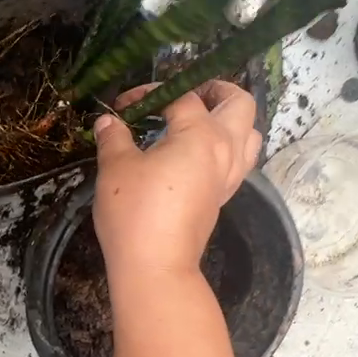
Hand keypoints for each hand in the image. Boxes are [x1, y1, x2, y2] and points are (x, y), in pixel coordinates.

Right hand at [91, 80, 261, 277]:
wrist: (154, 265)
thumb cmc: (133, 213)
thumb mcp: (115, 170)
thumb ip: (114, 139)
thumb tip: (108, 122)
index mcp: (201, 134)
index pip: (181, 97)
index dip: (151, 94)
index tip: (124, 105)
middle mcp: (225, 149)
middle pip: (239, 103)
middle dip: (216, 91)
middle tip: (187, 95)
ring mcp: (228, 176)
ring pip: (249, 133)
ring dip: (230, 120)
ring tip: (202, 122)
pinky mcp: (221, 197)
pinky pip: (239, 161)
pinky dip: (227, 148)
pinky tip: (200, 156)